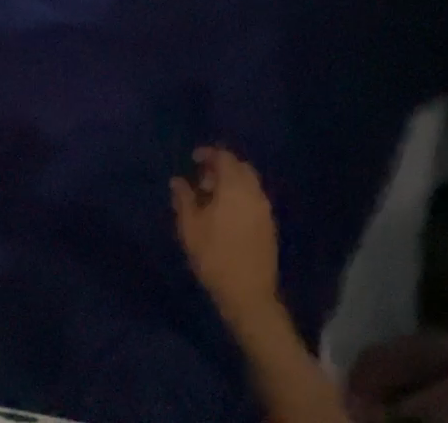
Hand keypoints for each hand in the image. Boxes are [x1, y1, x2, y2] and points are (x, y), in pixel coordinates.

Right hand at [171, 146, 280, 324]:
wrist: (249, 294)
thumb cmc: (214, 256)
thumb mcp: (189, 226)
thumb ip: (183, 198)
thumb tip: (178, 181)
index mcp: (234, 189)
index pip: (225, 158)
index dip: (208, 154)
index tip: (193, 159)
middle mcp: (254, 194)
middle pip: (241, 167)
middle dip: (222, 166)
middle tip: (201, 179)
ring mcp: (265, 210)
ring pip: (250, 184)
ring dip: (232, 182)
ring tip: (211, 198)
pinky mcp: (269, 226)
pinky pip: (254, 199)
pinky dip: (240, 196)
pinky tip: (225, 213)